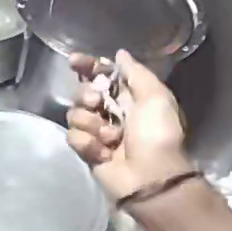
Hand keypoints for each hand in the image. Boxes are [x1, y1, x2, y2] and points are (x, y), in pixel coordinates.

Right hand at [66, 50, 192, 202]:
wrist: (150, 176)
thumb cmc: (157, 134)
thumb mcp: (155, 95)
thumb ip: (135, 72)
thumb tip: (119, 54)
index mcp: (128, 95)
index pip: (102, 73)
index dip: (87, 65)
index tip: (74, 62)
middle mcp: (111, 111)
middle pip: (83, 92)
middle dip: (87, 96)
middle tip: (97, 104)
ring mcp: (97, 132)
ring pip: (75, 114)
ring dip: (90, 124)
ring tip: (110, 138)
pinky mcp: (87, 151)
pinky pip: (74, 137)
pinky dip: (87, 144)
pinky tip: (104, 153)